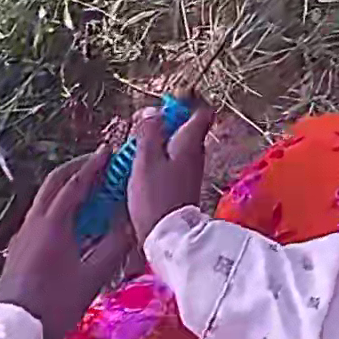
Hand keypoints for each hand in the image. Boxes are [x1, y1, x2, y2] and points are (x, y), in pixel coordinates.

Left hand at [0, 147, 132, 338]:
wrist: (16, 334)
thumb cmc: (56, 304)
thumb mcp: (92, 276)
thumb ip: (114, 245)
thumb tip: (130, 222)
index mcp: (52, 224)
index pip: (74, 185)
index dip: (93, 166)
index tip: (107, 152)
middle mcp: (35, 222)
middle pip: (54, 182)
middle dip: (76, 167)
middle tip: (97, 162)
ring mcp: (24, 233)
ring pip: (45, 196)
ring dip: (66, 184)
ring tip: (87, 184)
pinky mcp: (20, 245)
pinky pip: (41, 211)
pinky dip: (58, 201)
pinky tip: (72, 215)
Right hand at [127, 100, 214, 242]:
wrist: (168, 237)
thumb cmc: (156, 197)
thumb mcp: (146, 160)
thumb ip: (149, 132)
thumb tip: (152, 110)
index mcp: (190, 143)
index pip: (201, 112)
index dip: (187, 102)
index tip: (167, 102)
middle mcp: (195, 154)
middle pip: (186, 126)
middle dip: (165, 121)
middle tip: (141, 125)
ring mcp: (190, 169)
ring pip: (176, 144)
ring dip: (158, 140)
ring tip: (136, 146)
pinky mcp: (181, 183)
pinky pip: (171, 160)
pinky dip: (157, 156)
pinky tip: (140, 165)